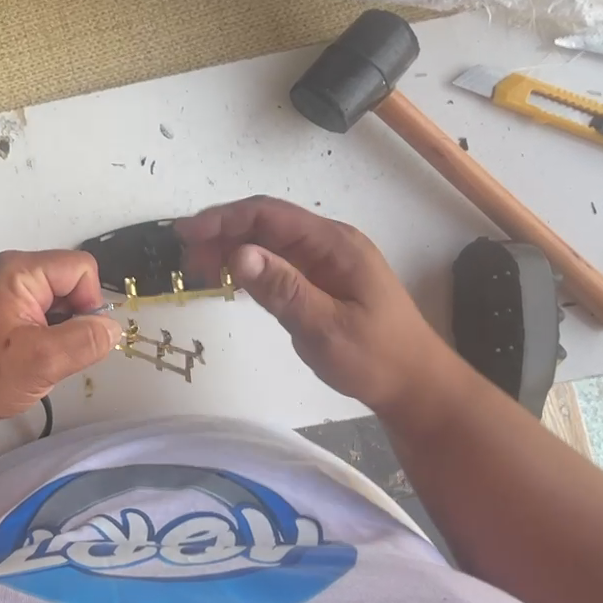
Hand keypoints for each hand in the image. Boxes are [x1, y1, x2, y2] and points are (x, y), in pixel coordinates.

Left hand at [0, 251, 121, 437]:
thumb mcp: (44, 360)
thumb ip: (86, 340)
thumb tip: (112, 328)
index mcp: (18, 270)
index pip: (81, 268)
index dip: (89, 302)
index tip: (75, 338)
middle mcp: (8, 270)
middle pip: (68, 281)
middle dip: (73, 318)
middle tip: (53, 351)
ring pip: (55, 300)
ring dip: (58, 330)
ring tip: (37, 356)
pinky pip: (37, 311)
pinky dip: (42, 334)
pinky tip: (26, 357)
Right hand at [178, 196, 459, 414]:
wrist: (416, 387)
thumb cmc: (376, 358)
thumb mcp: (325, 327)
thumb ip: (283, 289)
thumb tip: (238, 254)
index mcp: (334, 244)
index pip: (269, 215)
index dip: (223, 219)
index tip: (187, 234)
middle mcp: (327, 244)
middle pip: (264, 223)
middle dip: (221, 234)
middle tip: (186, 259)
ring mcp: (324, 261)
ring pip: (266, 242)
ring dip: (230, 250)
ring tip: (198, 271)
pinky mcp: (318, 280)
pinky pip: (275, 262)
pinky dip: (246, 267)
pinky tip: (226, 281)